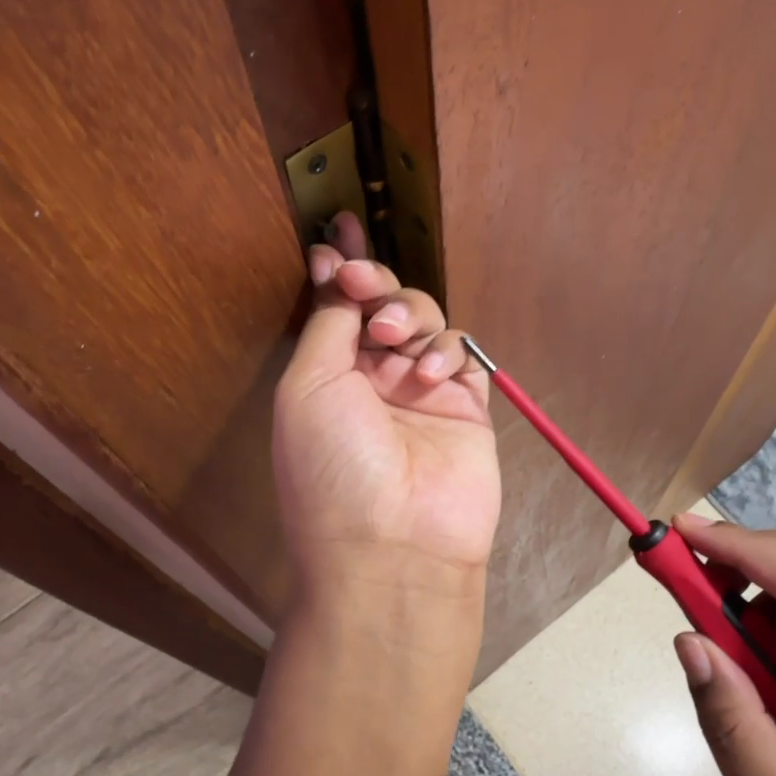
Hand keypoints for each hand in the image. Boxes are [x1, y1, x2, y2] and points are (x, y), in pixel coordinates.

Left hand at [272, 213, 499, 585]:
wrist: (393, 547)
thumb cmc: (332, 465)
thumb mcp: (309, 387)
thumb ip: (328, 324)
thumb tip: (332, 272)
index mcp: (325, 376)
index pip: (335, 308)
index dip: (340, 266)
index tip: (338, 229)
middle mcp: (371, 379)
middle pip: (382, 304)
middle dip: (374, 284)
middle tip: (364, 284)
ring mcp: (421, 392)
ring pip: (425, 320)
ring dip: (409, 316)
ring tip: (396, 341)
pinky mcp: (466, 406)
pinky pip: (461, 353)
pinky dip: (445, 351)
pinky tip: (429, 376)